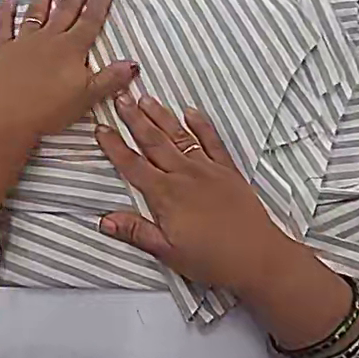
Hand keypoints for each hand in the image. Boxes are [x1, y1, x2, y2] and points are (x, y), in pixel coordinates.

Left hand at [0, 0, 138, 205]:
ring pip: (36, 11)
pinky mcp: (3, 50)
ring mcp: (24, 42)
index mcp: (71, 49)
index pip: (90, 21)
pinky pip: (3, 26)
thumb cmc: (51, 109)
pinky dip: (5, 12)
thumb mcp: (88, 97)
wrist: (10, 117)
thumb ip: (110, 79)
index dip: (99, 3)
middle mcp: (49, 39)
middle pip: (67, 10)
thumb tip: (133, 64)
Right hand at [94, 96, 353, 347]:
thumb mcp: (168, 252)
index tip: (101, 127)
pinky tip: (191, 112)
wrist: (258, 257)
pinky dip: (201, 125)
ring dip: (161, 116)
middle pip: (153, 141)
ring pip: (178, 136)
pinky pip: (212, 141)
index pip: (132, 165)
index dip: (114, 146)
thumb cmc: (212, 259)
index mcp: (165, 195)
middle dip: (134, 119)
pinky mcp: (228, 170)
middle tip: (120, 97)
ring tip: (146, 98)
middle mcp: (184, 175)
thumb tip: (104, 220)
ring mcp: (207, 169)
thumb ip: (137, 232)